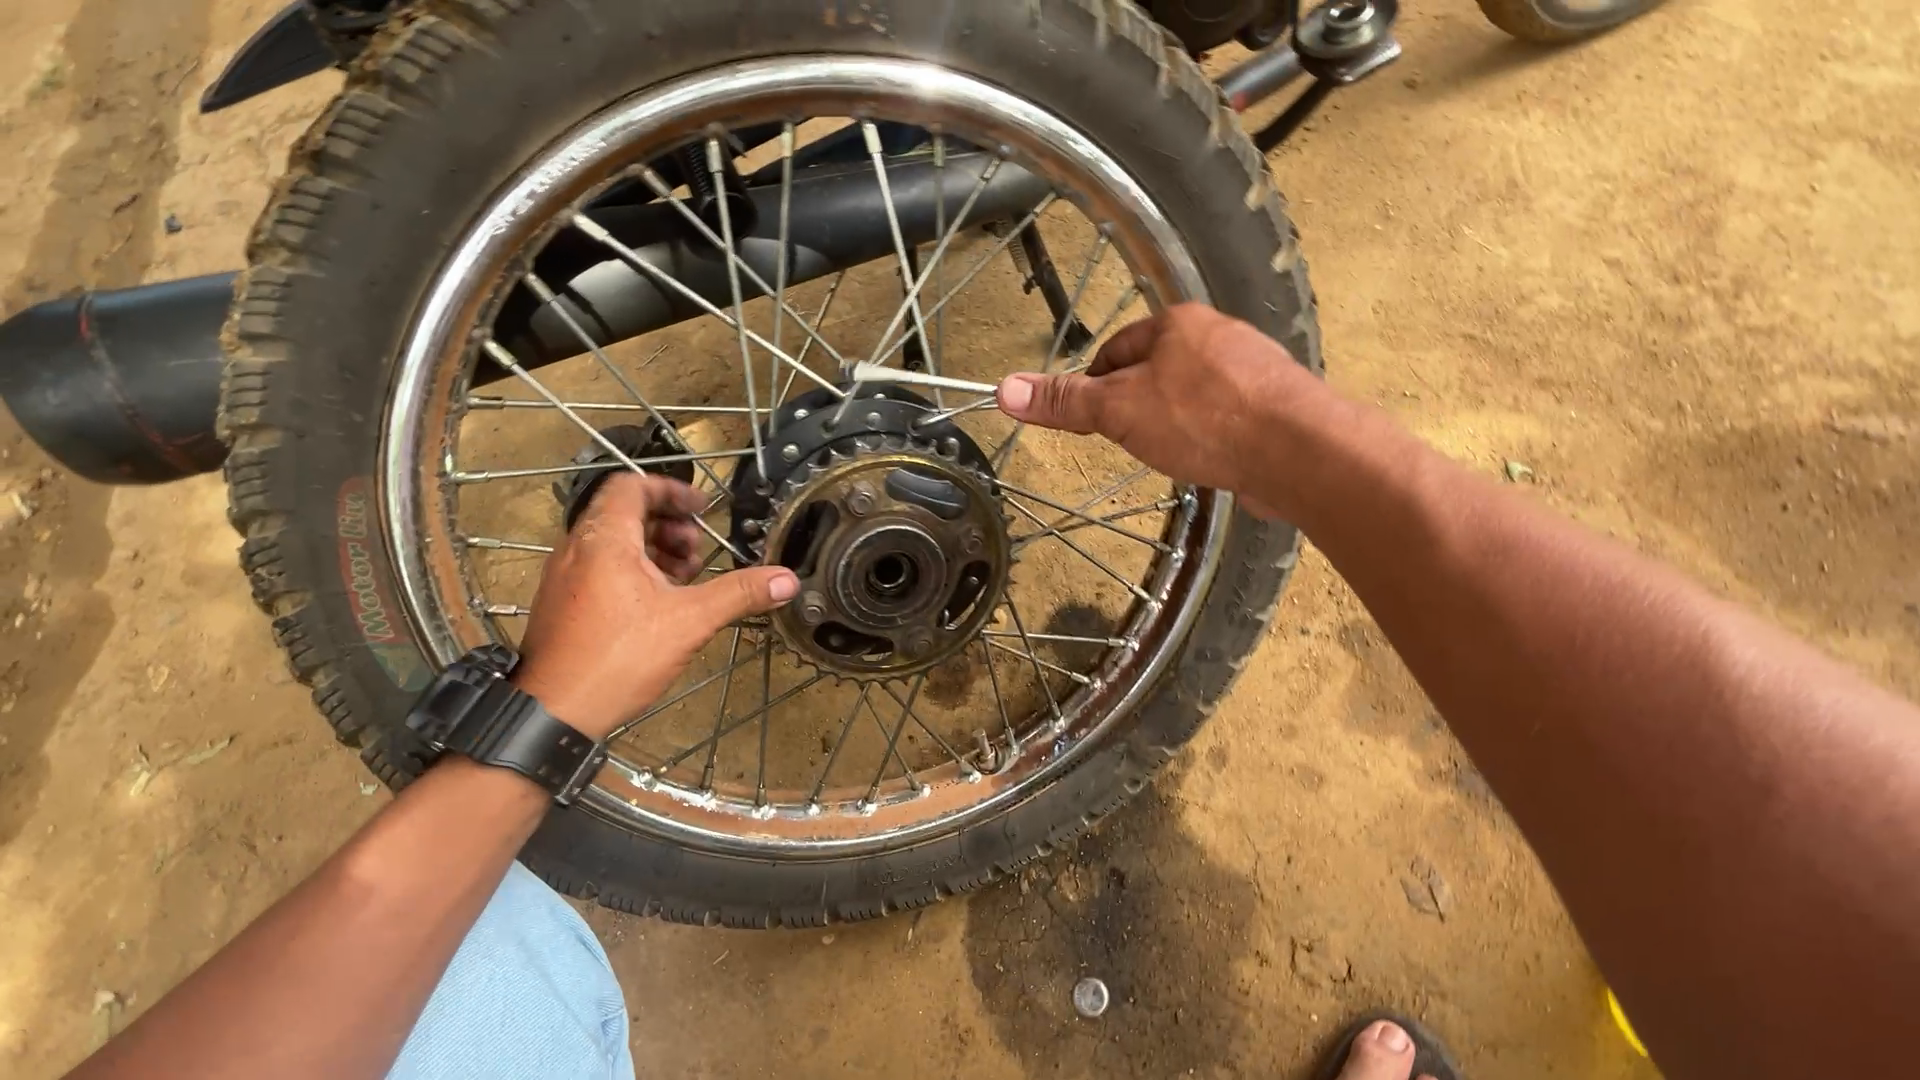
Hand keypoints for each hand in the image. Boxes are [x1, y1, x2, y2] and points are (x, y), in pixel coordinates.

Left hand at [509, 473, 798, 739]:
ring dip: (654, 549)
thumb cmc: (615, 659)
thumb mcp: (690, 621)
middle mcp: (578, 549)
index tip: (702, 508)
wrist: (554, 712)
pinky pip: (600, 567)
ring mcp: (565, 576)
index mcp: (605, 540)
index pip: (633, 486)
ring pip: (614, 542)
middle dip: (670, 525)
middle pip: (626, 513)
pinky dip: (633, 570)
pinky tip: (659, 603)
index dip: (672, 490)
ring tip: (684, 577)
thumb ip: (739, 594)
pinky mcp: (563, 602)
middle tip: (698, 550)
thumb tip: (785, 580)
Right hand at [996, 303, 1323, 517]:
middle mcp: (1218, 334)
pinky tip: (1213, 460)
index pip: (1117, 350)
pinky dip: (1213, 436)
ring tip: (1173, 454)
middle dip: (1139, 405)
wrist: (1297, 451)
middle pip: (1157, 370)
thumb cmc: (1201, 419)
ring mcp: (1253, 368)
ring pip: (1195, 393)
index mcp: (1177, 323)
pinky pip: (1229, 415)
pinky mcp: (1278, 403)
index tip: (1094, 421)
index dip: (1098, 386)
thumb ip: (1066, 402)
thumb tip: (1003, 389)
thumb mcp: (1119, 411)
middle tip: (1131, 442)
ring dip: (1178, 421)